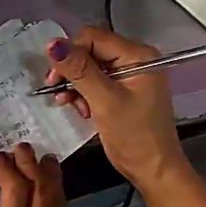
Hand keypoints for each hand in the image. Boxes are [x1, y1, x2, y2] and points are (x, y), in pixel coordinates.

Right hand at [46, 27, 187, 187]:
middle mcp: (134, 59)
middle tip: (59, 94)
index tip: (53, 80)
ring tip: (74, 106)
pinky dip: (83, 94)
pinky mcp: (122, 90)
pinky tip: (82, 110)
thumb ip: (79, 71)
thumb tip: (52, 45)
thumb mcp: (104, 101)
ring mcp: (128, 75)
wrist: (153, 168)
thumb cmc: (134, 135)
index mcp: (136, 55)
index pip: (92, 38)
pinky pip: (95, 82)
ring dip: (75, 86)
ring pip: (89, 68)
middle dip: (71, 72)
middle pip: (89, 51)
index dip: (69, 54)